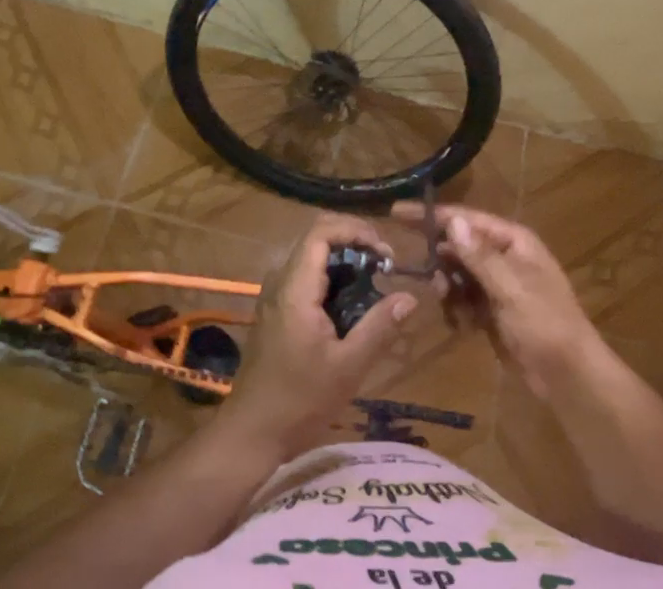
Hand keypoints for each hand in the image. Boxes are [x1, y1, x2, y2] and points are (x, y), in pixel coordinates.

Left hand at [218, 213, 417, 457]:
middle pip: (315, 241)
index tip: (385, 252)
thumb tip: (410, 297)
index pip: (320, 233)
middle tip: (386, 265)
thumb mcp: (348, 366)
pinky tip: (352, 306)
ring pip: (310, 260)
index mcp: (294, 289)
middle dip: (354, 243)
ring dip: (344, 262)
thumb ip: (379, 327)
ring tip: (375, 283)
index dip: (355, 230)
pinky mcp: (276, 313)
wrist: (252, 432)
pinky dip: (331, 280)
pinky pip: (305, 280)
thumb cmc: (300, 401)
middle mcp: (279, 284)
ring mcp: (274, 298)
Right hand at [392, 202, 599, 397]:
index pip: (466, 219)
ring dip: (449, 289)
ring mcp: (498, 285)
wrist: (567, 375)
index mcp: (514, 242)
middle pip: (459, 246)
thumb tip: (453, 221)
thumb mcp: (511, 288)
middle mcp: (504, 257)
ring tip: (450, 307)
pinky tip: (463, 326)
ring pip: (457, 275)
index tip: (396, 212)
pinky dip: (458, 310)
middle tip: (429, 280)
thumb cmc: (545, 324)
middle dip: (441, 261)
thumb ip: (479, 256)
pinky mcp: (492, 311)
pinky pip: (463, 300)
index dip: (432, 215)